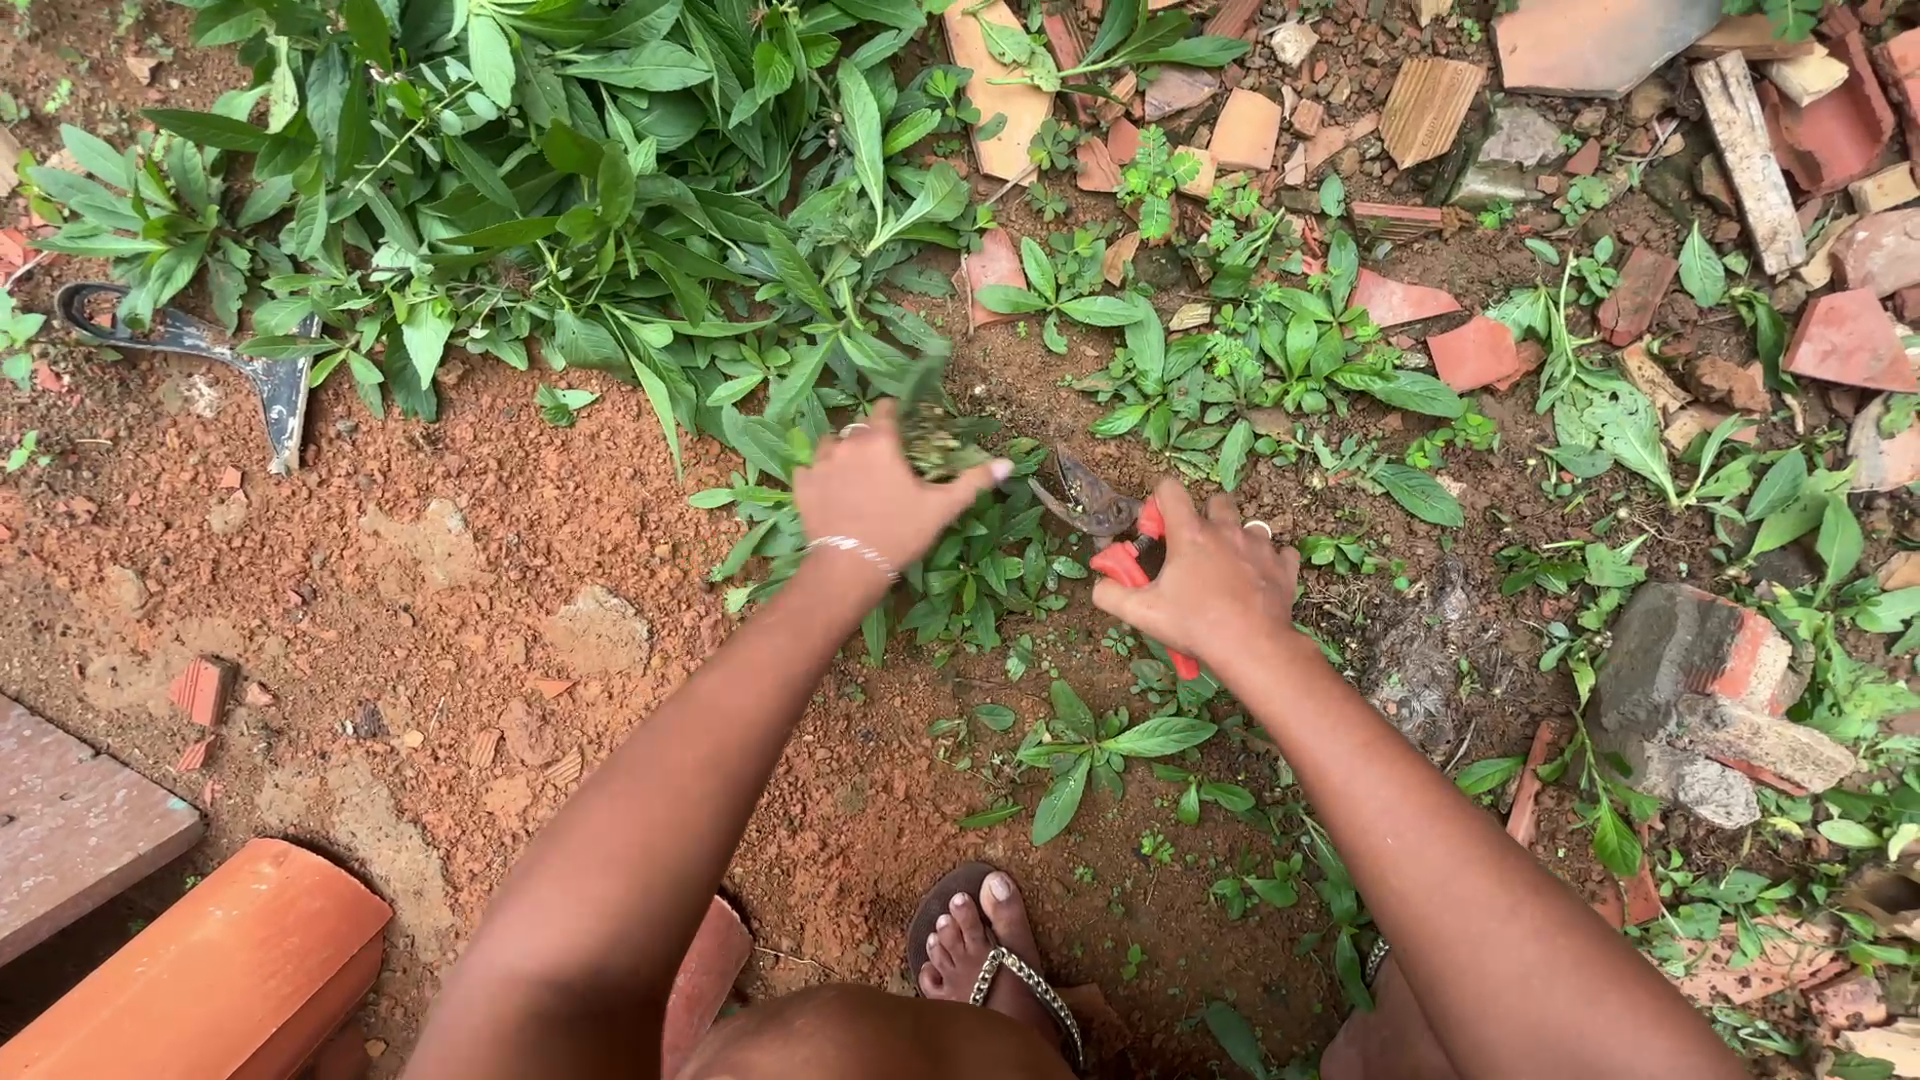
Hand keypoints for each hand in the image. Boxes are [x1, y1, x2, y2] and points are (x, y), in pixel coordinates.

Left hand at [793, 399, 1011, 582]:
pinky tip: (830, 489)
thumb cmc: (900, 534)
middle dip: (871, 437)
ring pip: (830, 444)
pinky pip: (808, 468)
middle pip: (858, 427)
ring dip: (842, 452)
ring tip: (855, 474)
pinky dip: (818, 474)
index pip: (885, 408)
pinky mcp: (801, 486)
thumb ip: (973, 482)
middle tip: (884, 461)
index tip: (902, 428)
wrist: (850, 567)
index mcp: (881, 441)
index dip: (894, 414)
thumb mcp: (942, 508)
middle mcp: (847, 444)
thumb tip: (1007, 463)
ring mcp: (819, 464)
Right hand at [1092, 478, 1306, 674]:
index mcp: (1190, 533)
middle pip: (1217, 500)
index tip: (1158, 532)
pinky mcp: (1284, 566)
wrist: (1251, 647)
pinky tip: (1258, 580)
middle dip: (1205, 516)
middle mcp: (1226, 530)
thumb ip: (1110, 594)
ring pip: (1250, 525)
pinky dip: (1269, 562)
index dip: (1160, 502)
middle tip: (1195, 550)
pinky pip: (1279, 552)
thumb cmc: (1194, 625)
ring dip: (1238, 539)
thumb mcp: (1141, 613)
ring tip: (1228, 568)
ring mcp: (1260, 546)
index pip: (1170, 489)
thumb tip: (1098, 585)